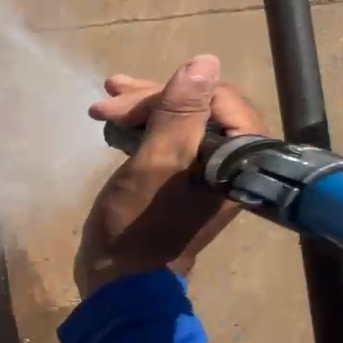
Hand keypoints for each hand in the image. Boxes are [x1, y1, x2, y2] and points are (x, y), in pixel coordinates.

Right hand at [77, 54, 270, 298]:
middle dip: (148, 100)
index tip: (112, 101)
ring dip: (142, 113)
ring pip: (181, 129)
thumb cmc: (138, 224)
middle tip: (102, 98)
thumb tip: (202, 64)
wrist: (122, 279)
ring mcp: (205, 177)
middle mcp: (232, 162)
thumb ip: (179, 115)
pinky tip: (119, 132)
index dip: (163, 93)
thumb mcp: (155, 165)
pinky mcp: (179, 188)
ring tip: (103, 108)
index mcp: (239, 155)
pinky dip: (142, 134)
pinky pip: (169, 148)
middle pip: (198, 113)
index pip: (214, 101)